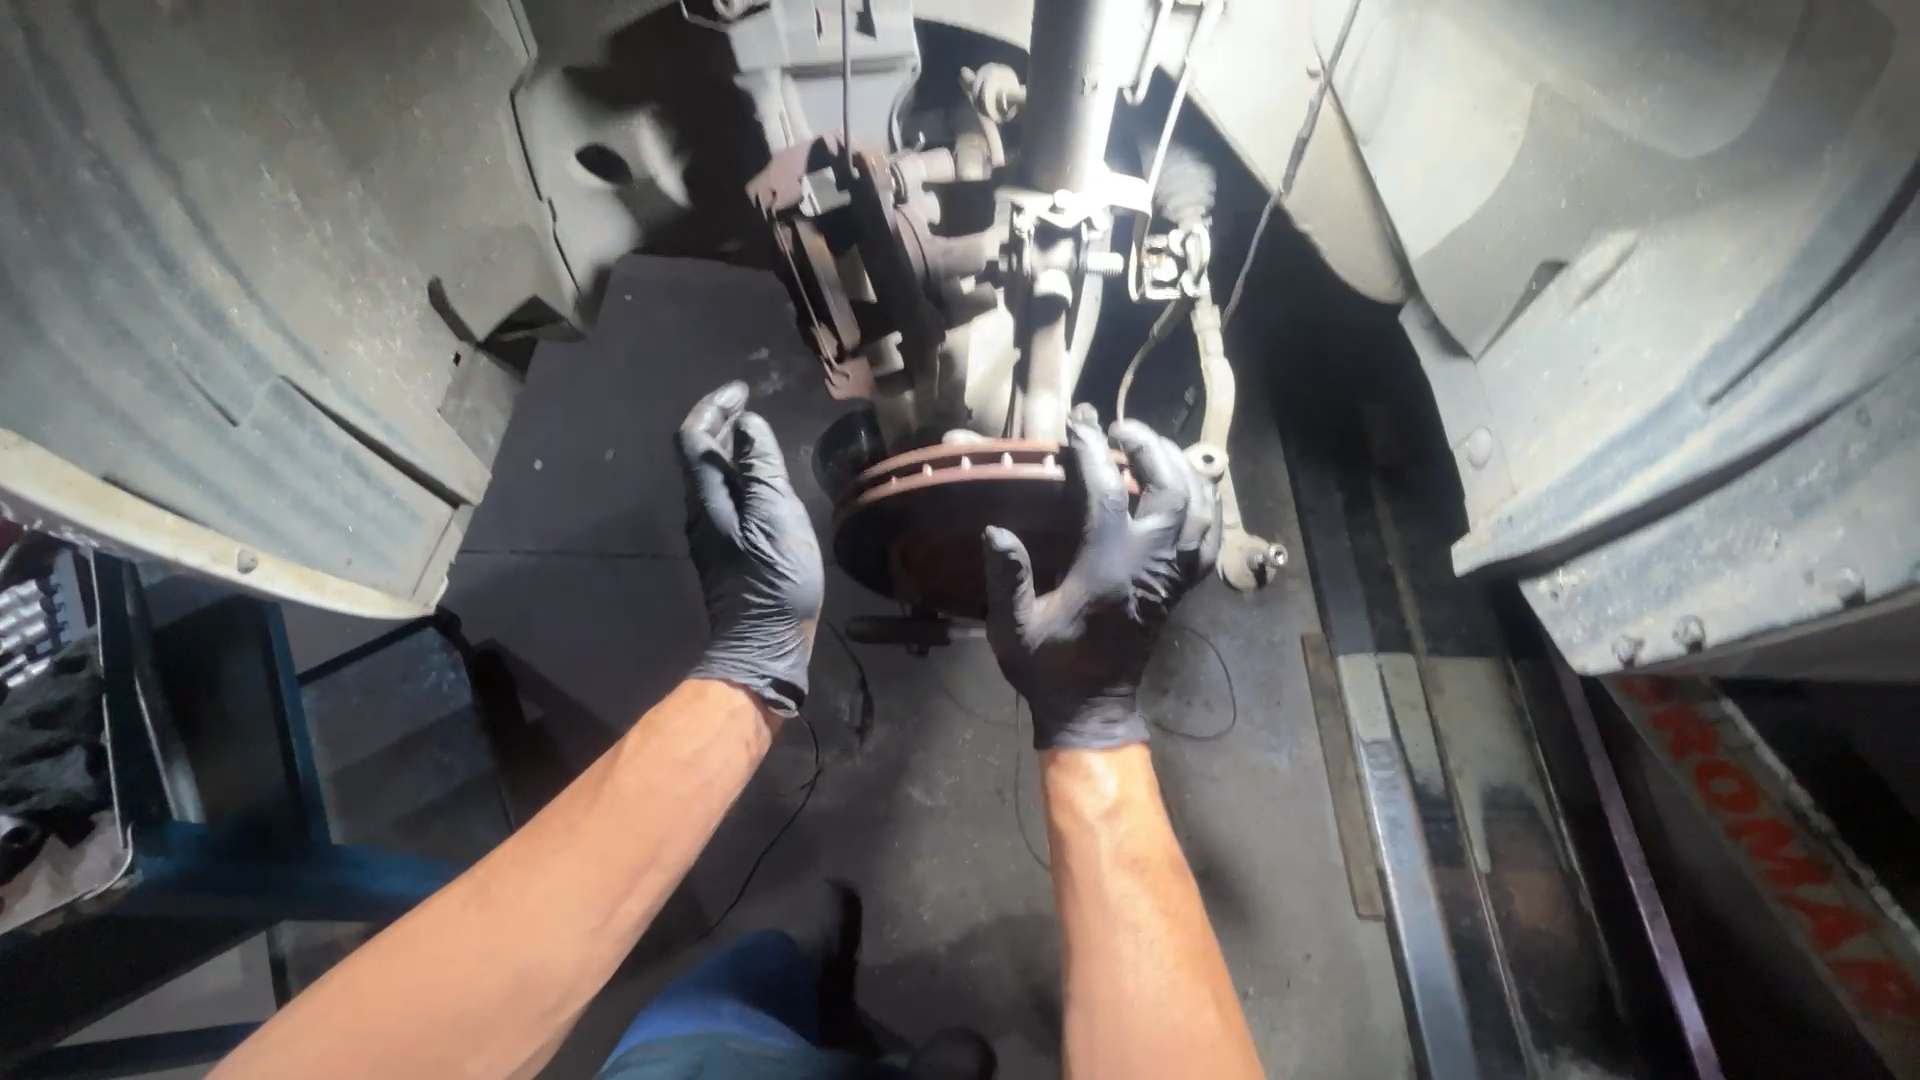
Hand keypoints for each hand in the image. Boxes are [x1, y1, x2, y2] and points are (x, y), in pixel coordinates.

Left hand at [679, 381, 823, 717]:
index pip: (695, 437)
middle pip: (699, 454)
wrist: (765, 642)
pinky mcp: (726, 550)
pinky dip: (740, 474)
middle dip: (721, 423)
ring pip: (712, 476)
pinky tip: (764, 480)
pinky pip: (727, 496)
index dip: (714, 407)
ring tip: (759, 434)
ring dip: (730, 448)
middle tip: (751, 405)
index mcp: (708, 497)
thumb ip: (760, 468)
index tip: (742, 390)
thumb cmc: (774, 578)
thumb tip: (747, 425)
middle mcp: (701, 510)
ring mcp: (711, 533)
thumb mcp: (775, 515)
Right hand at [982, 420, 1221, 750]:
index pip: (1107, 492)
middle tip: (1119, 427)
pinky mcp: (1181, 587)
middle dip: (1148, 446)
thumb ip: (1006, 578)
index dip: (1092, 451)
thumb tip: (995, 529)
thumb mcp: (1013, 629)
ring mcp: (1172, 576)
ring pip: (1199, 507)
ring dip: (1180, 467)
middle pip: (1170, 487)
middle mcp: (1149, 565)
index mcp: (1107, 569)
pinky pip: (1209, 536)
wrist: (1091, 709)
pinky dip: (1205, 503)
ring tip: (1153, 445)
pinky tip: (1187, 486)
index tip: (1077, 424)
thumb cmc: (1049, 668)